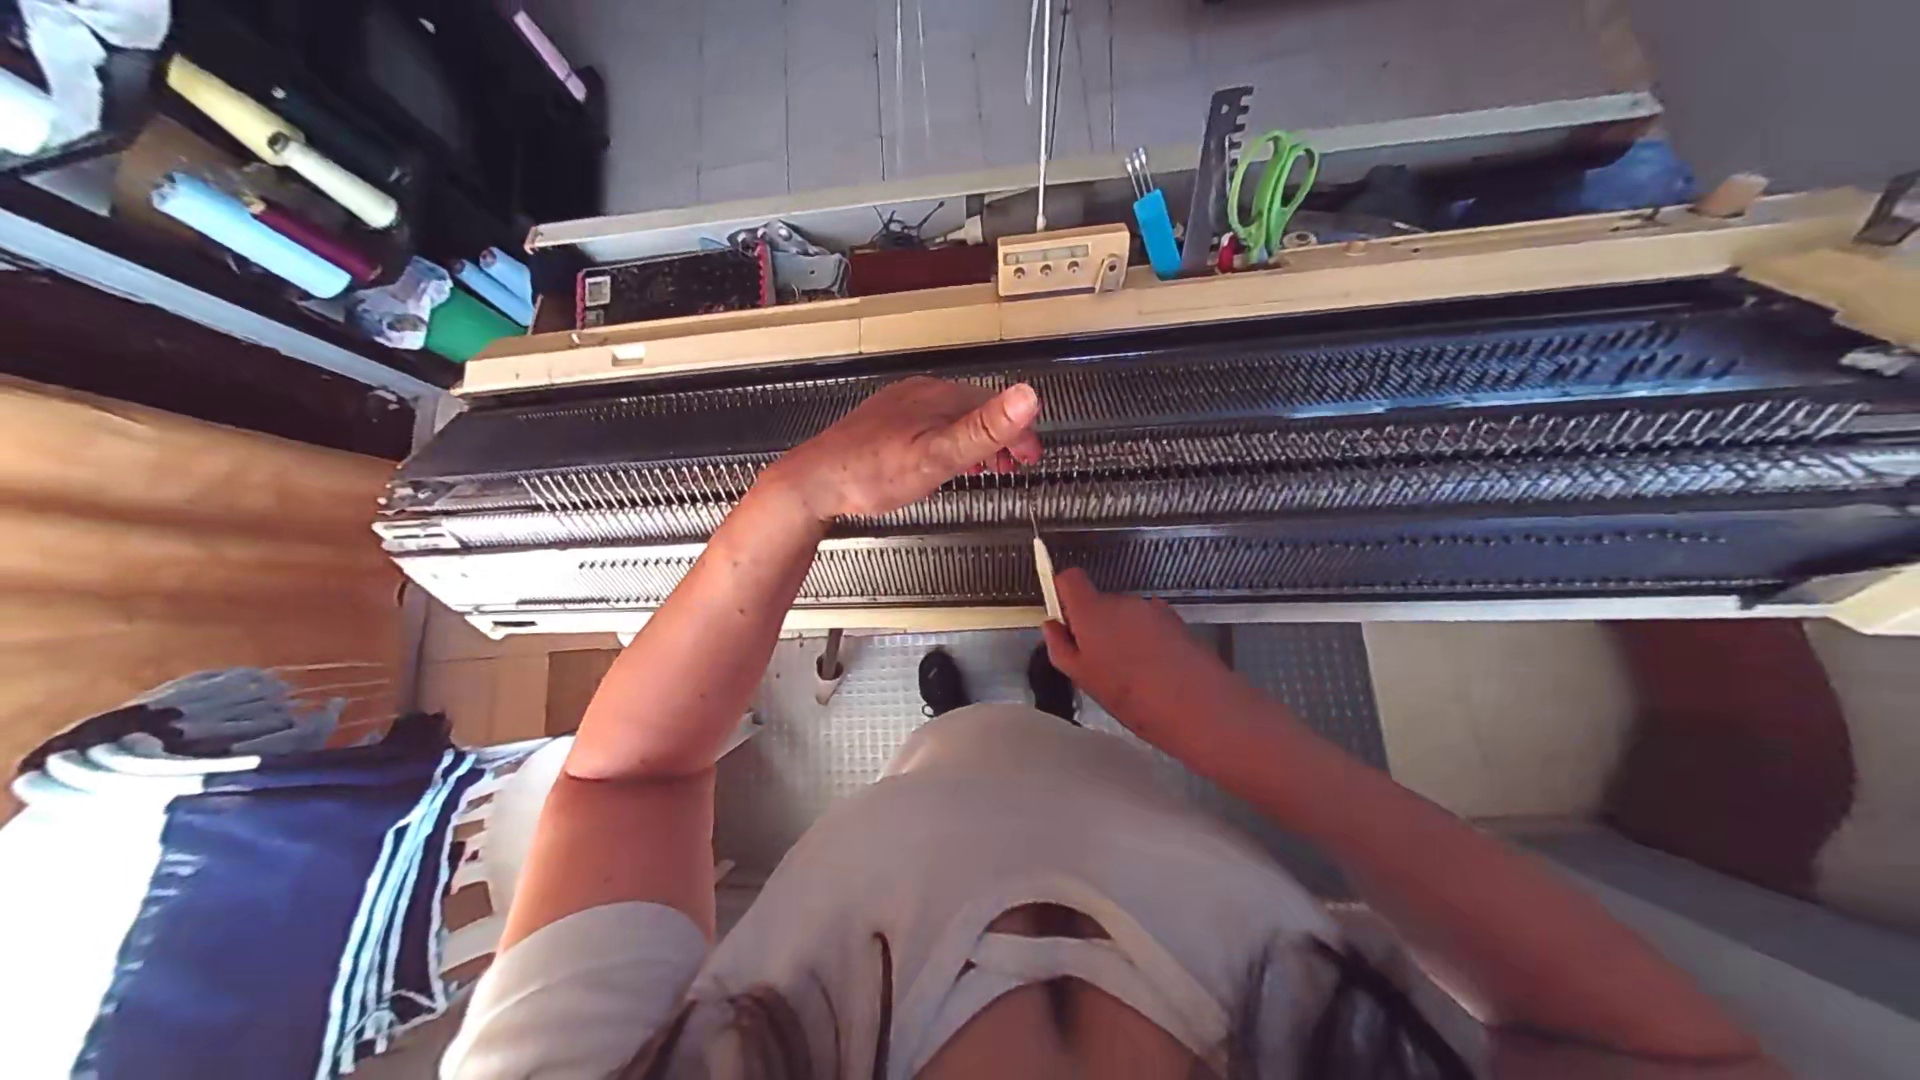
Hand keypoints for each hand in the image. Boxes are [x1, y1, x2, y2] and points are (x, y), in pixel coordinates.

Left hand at [765, 377, 1041, 520]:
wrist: (814, 483)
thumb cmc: (868, 474)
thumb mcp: (937, 456)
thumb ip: (984, 430)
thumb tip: (1026, 397)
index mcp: (938, 399)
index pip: (996, 405)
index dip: (1020, 433)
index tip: (1031, 455)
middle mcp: (920, 395)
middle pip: (976, 410)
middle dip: (1001, 437)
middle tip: (1013, 463)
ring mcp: (901, 408)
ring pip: (952, 418)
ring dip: (976, 440)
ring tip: (986, 466)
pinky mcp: (886, 424)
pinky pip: (929, 426)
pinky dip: (948, 442)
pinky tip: (942, 460)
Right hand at [1041, 568, 1270, 748]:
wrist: (1198, 705)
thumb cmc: (1130, 695)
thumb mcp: (1083, 678)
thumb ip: (1061, 647)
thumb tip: (1051, 625)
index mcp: (1093, 610)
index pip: (1070, 578)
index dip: (1063, 593)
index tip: (1065, 621)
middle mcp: (1122, 600)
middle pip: (1099, 601)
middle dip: (1095, 625)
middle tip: (1099, 663)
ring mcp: (1152, 608)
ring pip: (1124, 615)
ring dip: (1122, 634)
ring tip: (1131, 673)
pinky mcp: (1175, 620)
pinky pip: (1148, 624)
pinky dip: (1145, 640)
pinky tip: (1154, 671)